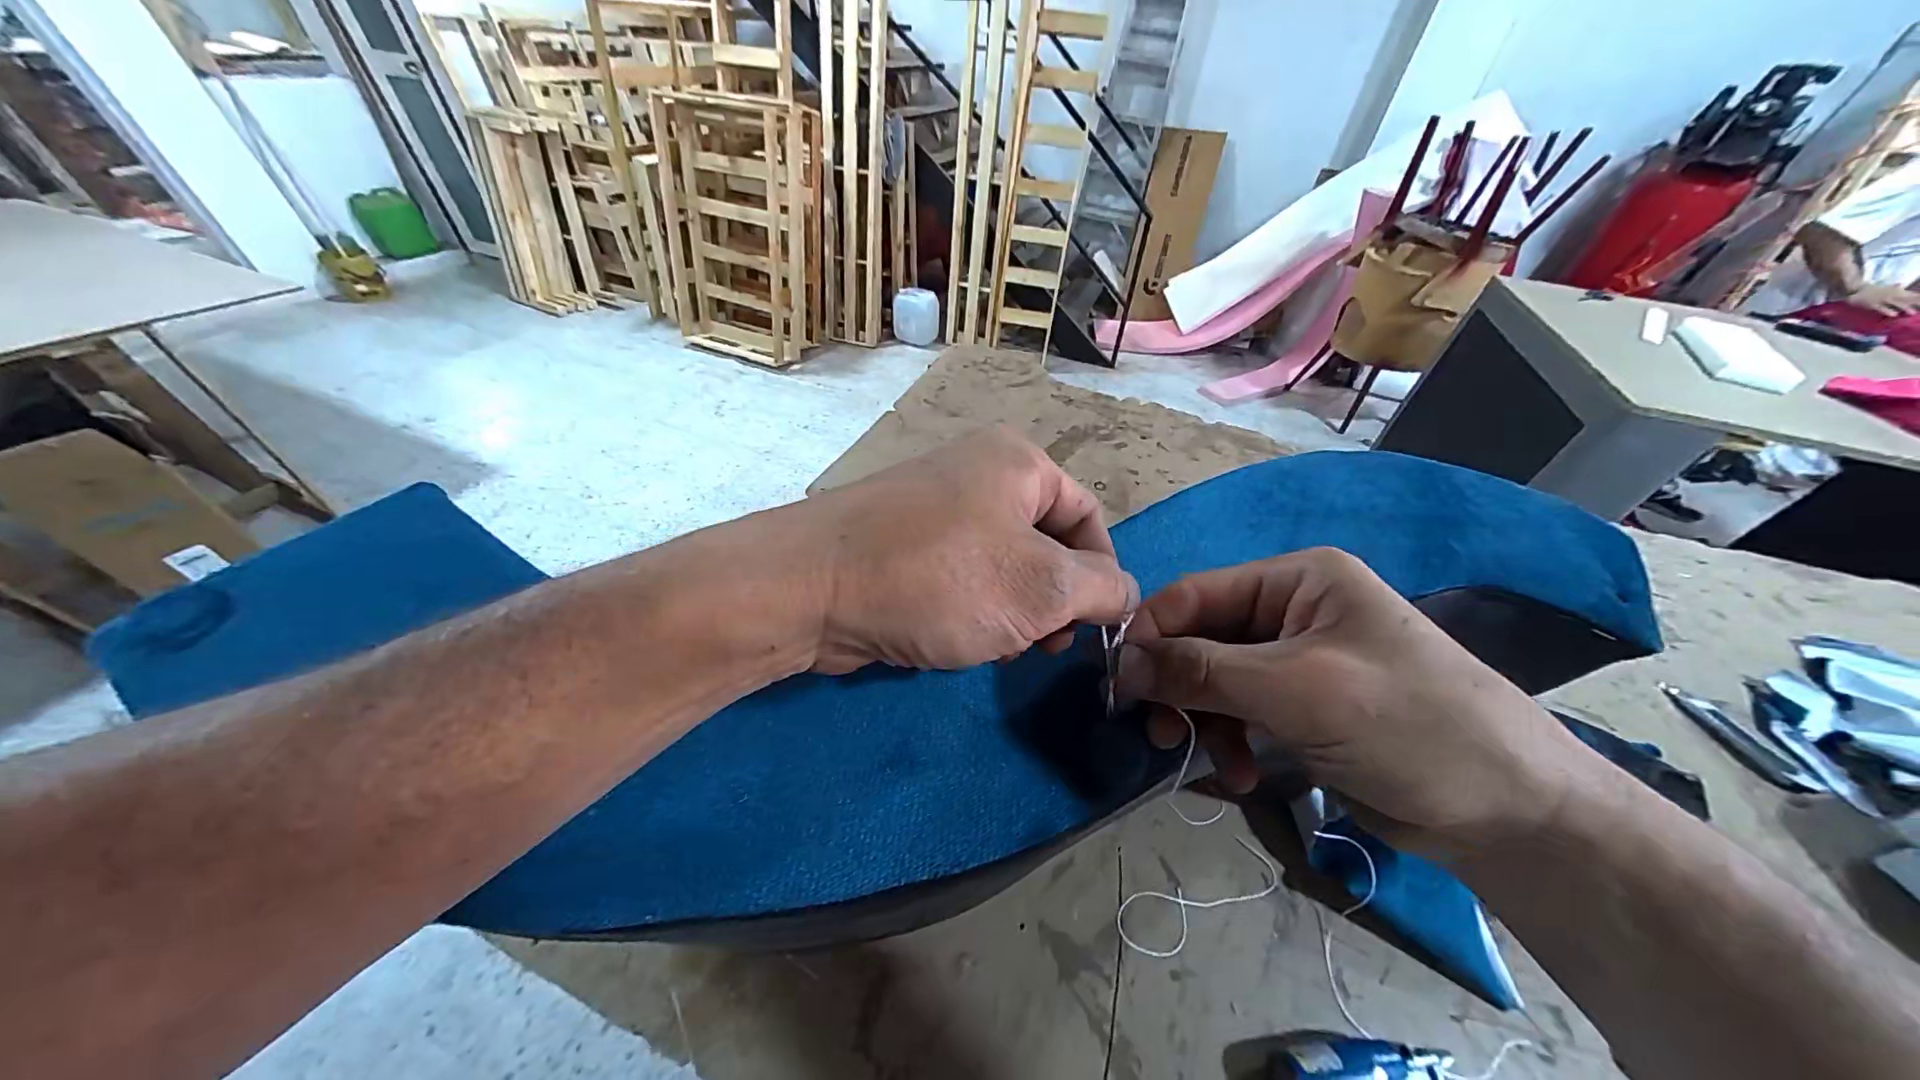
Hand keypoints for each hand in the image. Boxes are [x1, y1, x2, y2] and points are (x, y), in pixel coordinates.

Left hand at [801, 427, 1136, 672]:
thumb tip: (1125, 594)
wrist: (811, 589)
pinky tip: (963, 643)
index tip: (1096, 627)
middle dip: (1052, 601)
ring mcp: (934, 511)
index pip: (1088, 517)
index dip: (1103, 574)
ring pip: (1003, 569)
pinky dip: (974, 612)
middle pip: (1045, 544)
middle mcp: (977, 475)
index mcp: (1017, 463)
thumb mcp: (1039, 587)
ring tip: (1001, 648)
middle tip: (1046, 645)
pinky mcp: (904, 547)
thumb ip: (1101, 590)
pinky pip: (962, 579)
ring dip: (1015, 614)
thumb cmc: (939, 578)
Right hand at [1114, 548, 1602, 859]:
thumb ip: (1202, 671)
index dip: (1151, 636)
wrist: (1513, 813)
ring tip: (1210, 764)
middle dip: (1178, 687)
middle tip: (1159, 733)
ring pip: (1214, 681)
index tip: (1120, 685)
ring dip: (1203, 723)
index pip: (1196, 594)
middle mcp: (1291, 612)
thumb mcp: (1295, 689)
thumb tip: (1122, 665)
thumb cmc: (1407, 724)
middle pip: (1201, 640)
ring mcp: (1296, 662)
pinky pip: (1239, 714)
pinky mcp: (1301, 709)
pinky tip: (1239, 777)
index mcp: (1296, 580)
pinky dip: (1228, 743)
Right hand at [1846, 283, 1919, 315]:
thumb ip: (1893, 287)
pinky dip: (1888, 311)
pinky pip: (1881, 308)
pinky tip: (1894, 315)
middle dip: (1916, 302)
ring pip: (1897, 304)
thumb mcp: (1884, 287)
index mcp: (1897, 291)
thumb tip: (1900, 284)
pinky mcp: (1872, 304)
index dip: (1919, 297)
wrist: (1856, 289)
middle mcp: (1893, 295)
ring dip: (1905, 308)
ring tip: (1912, 313)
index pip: (1913, 295)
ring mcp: (1882, 300)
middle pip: (1908, 299)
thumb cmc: (1870, 289)